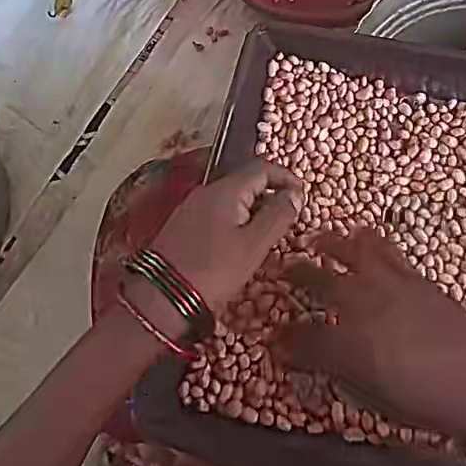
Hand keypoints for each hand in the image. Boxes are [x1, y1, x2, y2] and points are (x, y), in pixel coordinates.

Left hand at [144, 158, 303, 329]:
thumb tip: (295, 194)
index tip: (302, 195)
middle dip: (270, 194)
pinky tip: (240, 243)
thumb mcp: (253, 245)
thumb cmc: (213, 271)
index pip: (261, 167)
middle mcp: (205, 191)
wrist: (163, 298)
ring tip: (268, 233)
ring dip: (253, 209)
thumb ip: (277, 215)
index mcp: (224, 190)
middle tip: (289, 217)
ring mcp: (190, 208)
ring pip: (230, 198)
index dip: (286, 177)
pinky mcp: (182, 226)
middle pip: (245, 181)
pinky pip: (217, 213)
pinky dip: (235, 220)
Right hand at [283, 229, 465, 442]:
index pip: (304, 338)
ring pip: (348, 252)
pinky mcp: (411, 276)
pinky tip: (358, 237)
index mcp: (351, 346)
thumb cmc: (429, 403)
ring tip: (313, 240)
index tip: (275, 340)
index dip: (285, 340)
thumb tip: (313, 359)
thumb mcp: (376, 400)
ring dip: (327, 244)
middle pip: (318, 283)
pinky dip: (365, 240)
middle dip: (295, 278)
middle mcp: (364, 307)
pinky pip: (383, 248)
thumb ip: (339, 373)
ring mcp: (388, 285)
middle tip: (281, 275)